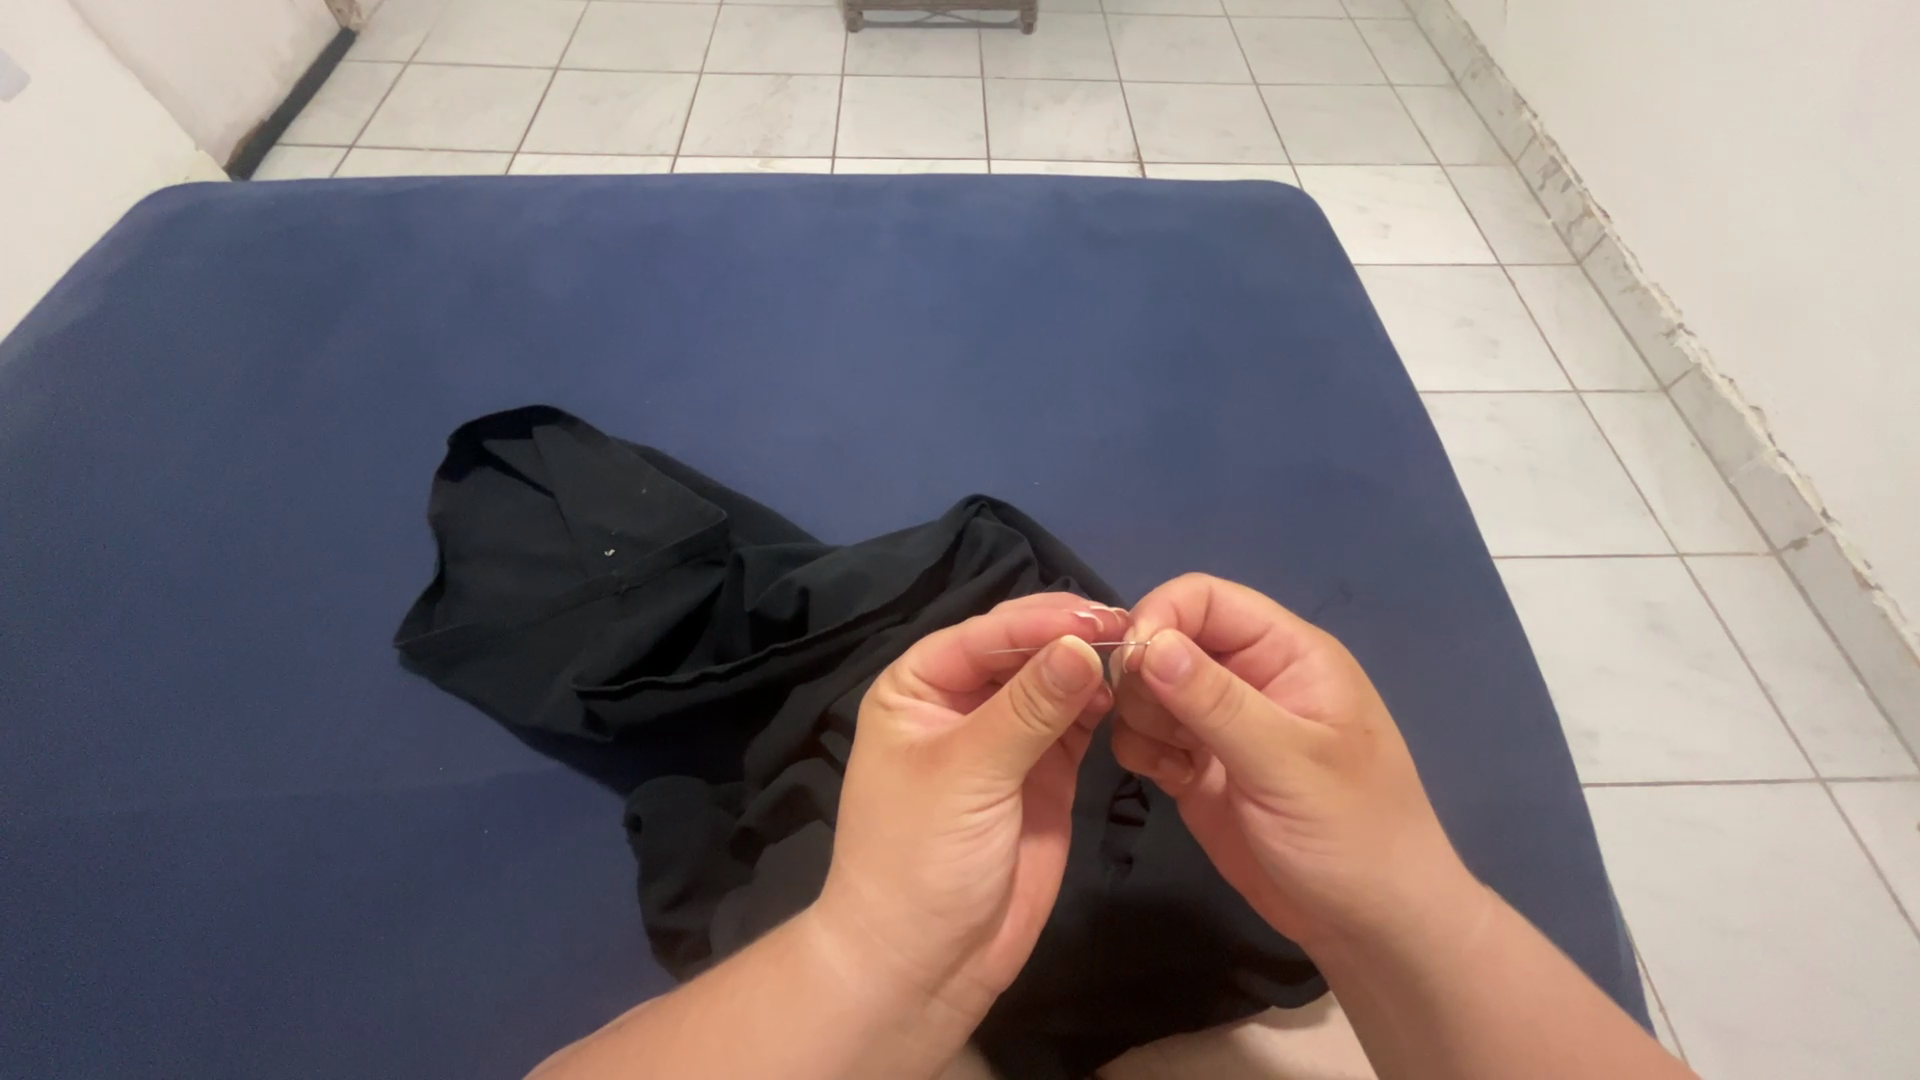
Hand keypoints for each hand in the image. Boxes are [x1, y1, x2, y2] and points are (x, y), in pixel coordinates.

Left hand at [809, 593, 1128, 1029]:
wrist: (925, 964)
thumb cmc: (921, 858)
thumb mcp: (968, 774)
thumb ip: (1028, 708)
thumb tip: (1084, 645)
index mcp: (918, 685)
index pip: (983, 635)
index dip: (1040, 622)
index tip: (1100, 616)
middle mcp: (959, 699)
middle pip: (1018, 649)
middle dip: (1067, 636)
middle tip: (1130, 626)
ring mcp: (1003, 735)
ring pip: (1049, 680)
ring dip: (1086, 666)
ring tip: (1134, 654)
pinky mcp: (1041, 769)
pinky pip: (1071, 721)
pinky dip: (1096, 704)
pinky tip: (1122, 692)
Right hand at [1108, 574, 1481, 952]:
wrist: (1368, 929)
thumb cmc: (1353, 836)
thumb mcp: (1289, 763)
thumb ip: (1215, 701)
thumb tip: (1147, 643)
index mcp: (1285, 652)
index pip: (1205, 598)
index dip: (1161, 616)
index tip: (1131, 662)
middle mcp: (1246, 675)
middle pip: (1164, 638)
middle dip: (1145, 676)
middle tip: (1161, 726)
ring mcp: (1217, 721)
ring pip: (1145, 686)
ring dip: (1142, 718)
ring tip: (1176, 761)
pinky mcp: (1193, 761)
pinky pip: (1143, 732)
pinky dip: (1142, 750)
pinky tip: (1173, 780)